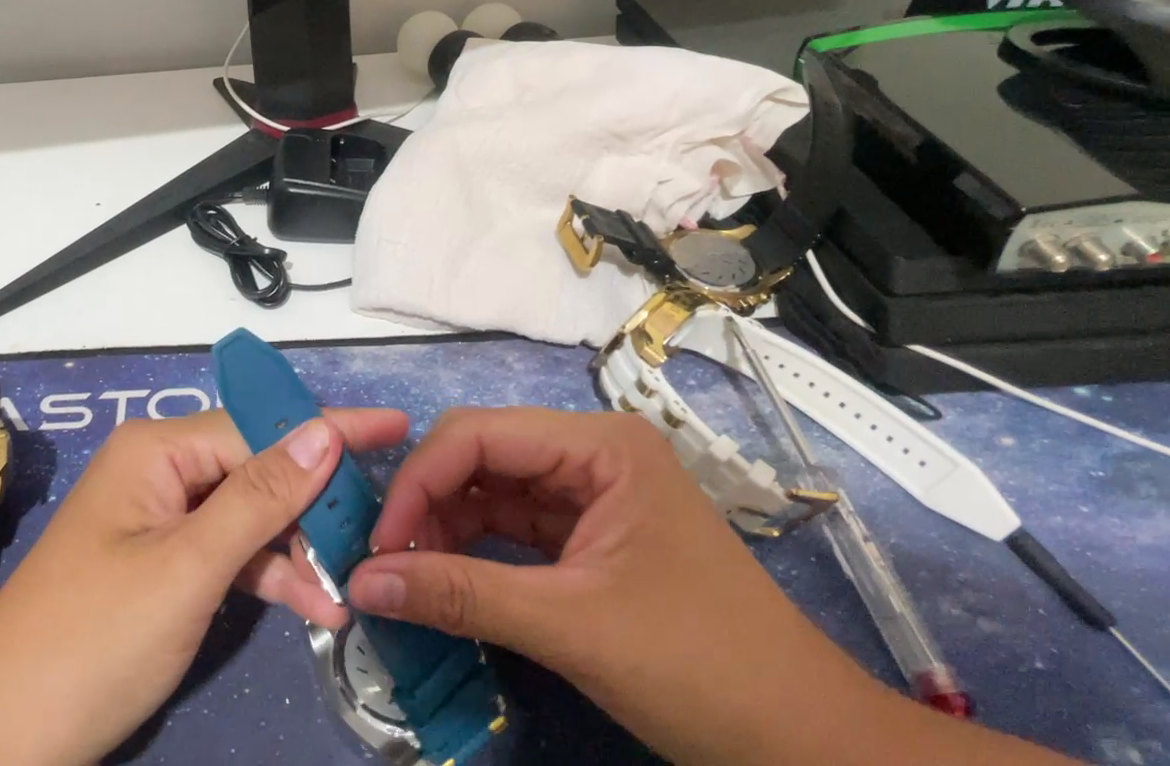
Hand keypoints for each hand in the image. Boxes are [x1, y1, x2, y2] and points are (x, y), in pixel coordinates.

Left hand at [0, 407, 407, 765]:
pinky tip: (313, 604)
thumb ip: (259, 498)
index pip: (260, 425)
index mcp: (156, 451)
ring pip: (247, 515)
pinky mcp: (157, 566)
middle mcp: (156, 471)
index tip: (399, 426)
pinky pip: (225, 553)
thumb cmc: (95, 640)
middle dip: (316, 501)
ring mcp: (155, 520)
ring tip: (352, 581)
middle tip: (383, 527)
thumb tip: (324, 432)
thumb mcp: (187, 568)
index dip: (330, 430)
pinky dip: (266, 575)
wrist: (1, 736)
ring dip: (297, 547)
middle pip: (256, 468)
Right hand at [344, 408, 1072, 765]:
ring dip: (442, 528)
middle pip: (480, 455)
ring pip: (490, 491)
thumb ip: (460, 596)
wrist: (808, 744)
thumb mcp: (570, 627)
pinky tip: (438, 577)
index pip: (478, 435)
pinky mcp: (588, 537)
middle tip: (381, 561)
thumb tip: (361, 584)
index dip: (418, 481)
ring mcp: (591, 495)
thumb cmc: (701, 668)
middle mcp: (591, 454)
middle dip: (426, 502)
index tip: (377, 543)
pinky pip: (511, 527)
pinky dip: (471, 551)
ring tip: (402, 573)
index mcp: (599, 446)